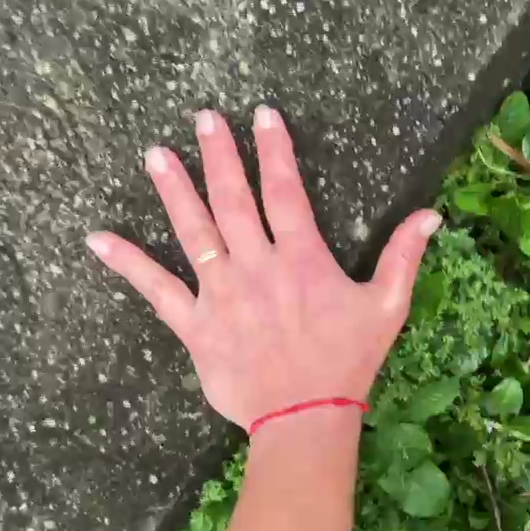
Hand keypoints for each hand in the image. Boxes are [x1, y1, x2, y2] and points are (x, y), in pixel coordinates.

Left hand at [85, 105, 439, 429]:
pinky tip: (98, 238)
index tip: (263, 115)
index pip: (285, 192)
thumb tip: (432, 214)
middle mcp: (257, 266)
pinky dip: (127, 263)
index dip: (274, 150)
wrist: (305, 415)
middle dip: (218, 156)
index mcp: (302, 258)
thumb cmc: (350, 357)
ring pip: (193, 232)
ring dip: (173, 191)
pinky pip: (155, 289)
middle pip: (233, 201)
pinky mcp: (194, 324)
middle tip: (203, 118)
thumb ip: (404, 255)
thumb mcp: (388, 304)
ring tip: (155, 154)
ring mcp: (220, 294)